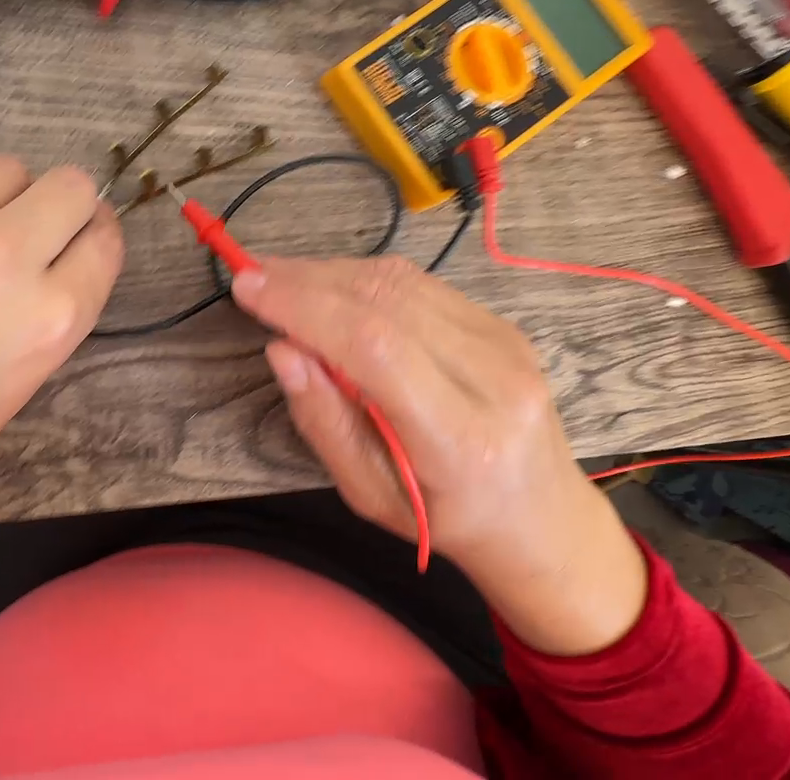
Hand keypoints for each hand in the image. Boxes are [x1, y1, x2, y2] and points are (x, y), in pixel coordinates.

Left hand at [0, 157, 123, 561]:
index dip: (93, 239)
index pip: (104, 239)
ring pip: (7, 169)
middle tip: (30, 236)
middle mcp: (3, 259)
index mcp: (48, 320)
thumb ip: (47, 313)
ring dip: (2, 200)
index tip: (76, 244)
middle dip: (61, 207)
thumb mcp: (13, 387)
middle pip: (71, 184)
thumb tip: (59, 253)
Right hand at [231, 256, 647, 654]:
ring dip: (328, 272)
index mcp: (460, 439)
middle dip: (305, 281)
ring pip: (398, 281)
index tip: (248, 288)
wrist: (541, 515)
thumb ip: (324, 421)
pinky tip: (325, 285)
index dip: (305, 307)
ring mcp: (504, 341)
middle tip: (250, 276)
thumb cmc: (444, 517)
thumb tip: (281, 349)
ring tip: (277, 277)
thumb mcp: (369, 495)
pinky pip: (417, 283)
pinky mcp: (500, 322)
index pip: (375, 347)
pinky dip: (359, 277)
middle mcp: (493, 377)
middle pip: (384, 302)